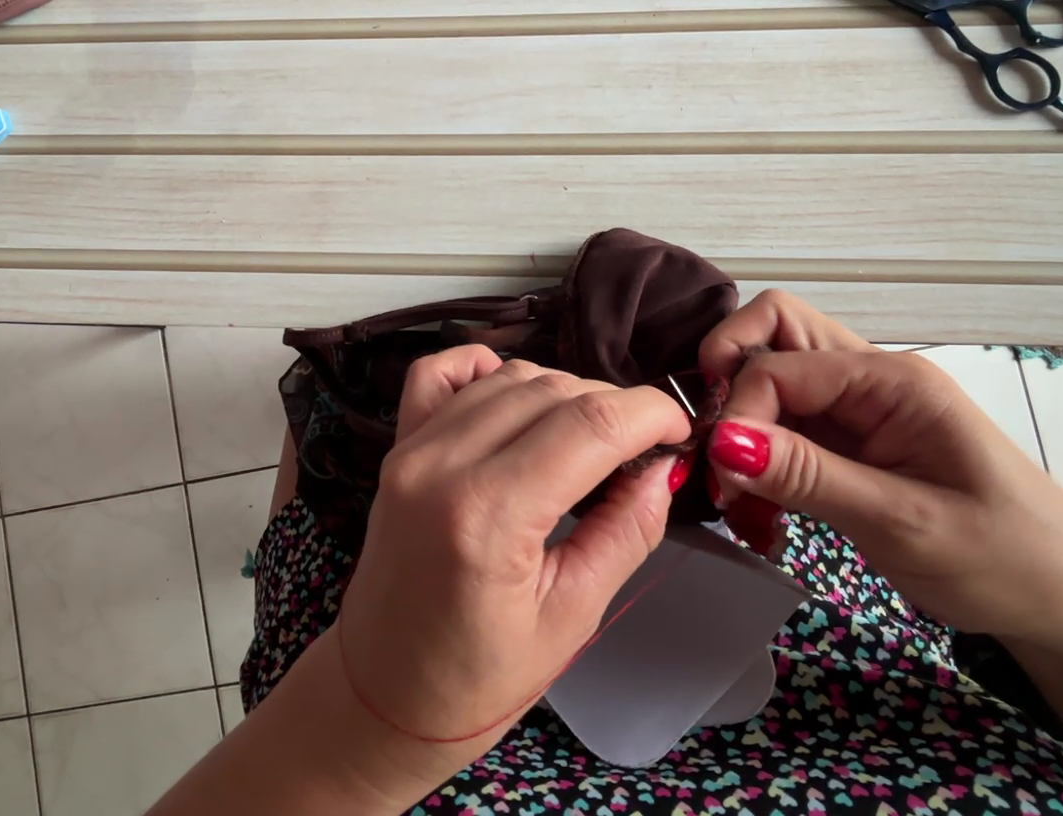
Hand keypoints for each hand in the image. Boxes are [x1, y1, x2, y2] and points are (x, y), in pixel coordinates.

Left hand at [332, 345, 689, 766]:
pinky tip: (516, 397)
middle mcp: (442, 464)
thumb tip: (661, 466)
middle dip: (614, 407)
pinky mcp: (396, 447)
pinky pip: (441, 372)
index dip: (650, 412)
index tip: (680, 429)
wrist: (381, 692)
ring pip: (508, 376)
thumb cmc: (477, 678)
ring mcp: (411, 449)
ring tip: (588, 442)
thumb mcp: (573, 617)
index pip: (590, 424)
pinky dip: (487, 369)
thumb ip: (626, 530)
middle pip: (553, 390)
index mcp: (488, 515)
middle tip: (639, 451)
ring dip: (562, 393)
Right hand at [697, 295, 1062, 645]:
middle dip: (726, 381)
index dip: (737, 412)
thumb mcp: (903, 523)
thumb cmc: (1005, 560)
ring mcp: (857, 409)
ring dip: (737, 426)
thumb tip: (719, 440)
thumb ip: (807, 476)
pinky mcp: (849, 444)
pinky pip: (782, 428)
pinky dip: (756, 461)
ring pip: (770, 378)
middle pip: (772, 332)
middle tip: (715, 450)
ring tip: (735, 497)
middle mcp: (868, 378)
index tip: (725, 475)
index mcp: (890, 381)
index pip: (777, 364)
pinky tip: (759, 513)